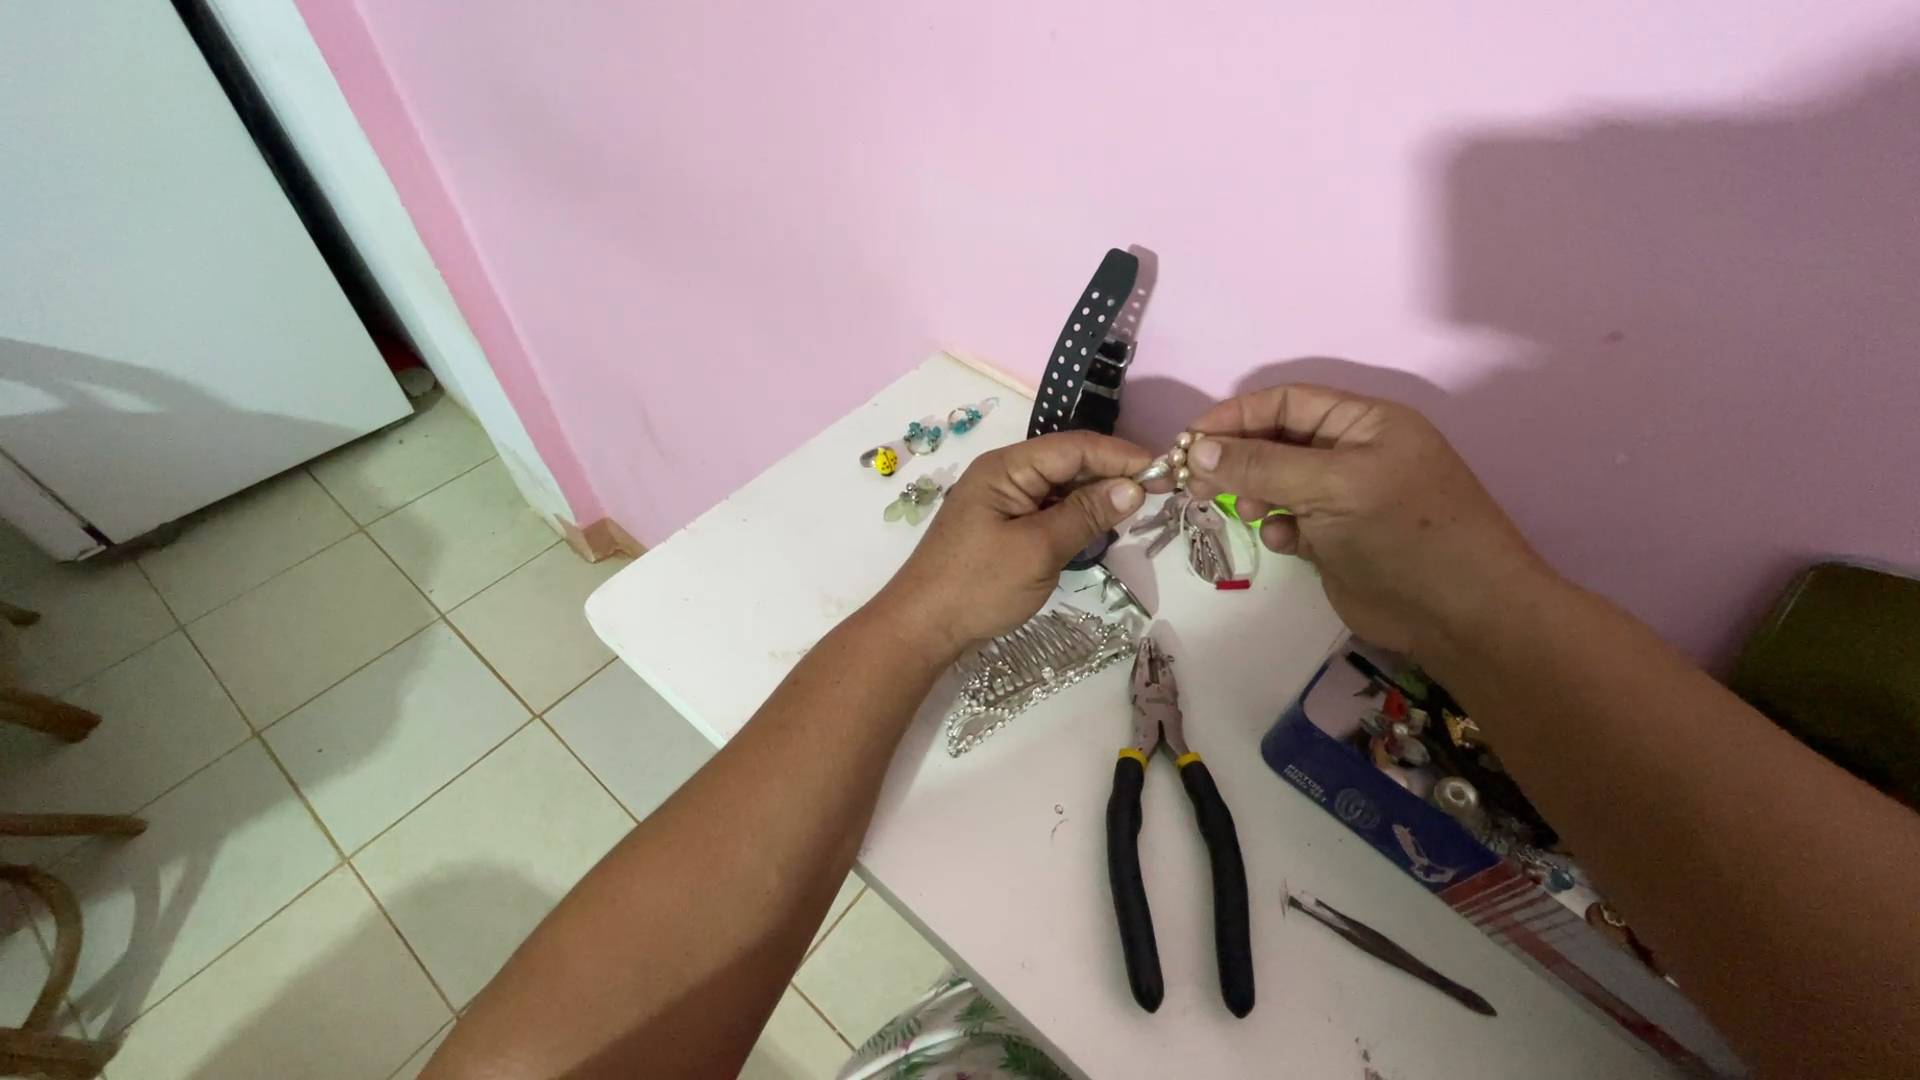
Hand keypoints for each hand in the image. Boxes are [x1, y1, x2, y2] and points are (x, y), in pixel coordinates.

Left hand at [870, 432, 1150, 658]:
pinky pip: (1046, 511)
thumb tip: (1132, 487)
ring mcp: (1001, 502)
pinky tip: (1097, 530)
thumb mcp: (1039, 549)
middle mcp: (1003, 475)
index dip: (1119, 455)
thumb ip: (1085, 515)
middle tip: (1155, 494)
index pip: (1073, 447)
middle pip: (1067, 463)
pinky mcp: (1002, 528)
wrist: (923, 628)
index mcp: (1006, 468)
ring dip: (1094, 498)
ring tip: (1134, 511)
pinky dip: (1074, 518)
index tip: (1161, 471)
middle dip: (1110, 475)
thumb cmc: (978, 585)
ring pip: (1059, 489)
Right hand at [1183, 385, 1551, 656]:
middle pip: (1275, 442)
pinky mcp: (1333, 537)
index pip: (1285, 402)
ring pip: (1275, 482)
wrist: (1458, 615)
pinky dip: (1277, 527)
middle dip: (1236, 459)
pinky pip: (1287, 519)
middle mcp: (1351, 452)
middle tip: (1194, 483)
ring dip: (1254, 495)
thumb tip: (1196, 449)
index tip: (1188, 441)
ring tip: (1246, 511)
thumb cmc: (1402, 533)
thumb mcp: (1330, 486)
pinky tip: (1286, 543)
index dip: (1235, 416)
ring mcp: (1342, 497)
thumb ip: (1260, 465)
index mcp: (1363, 423)